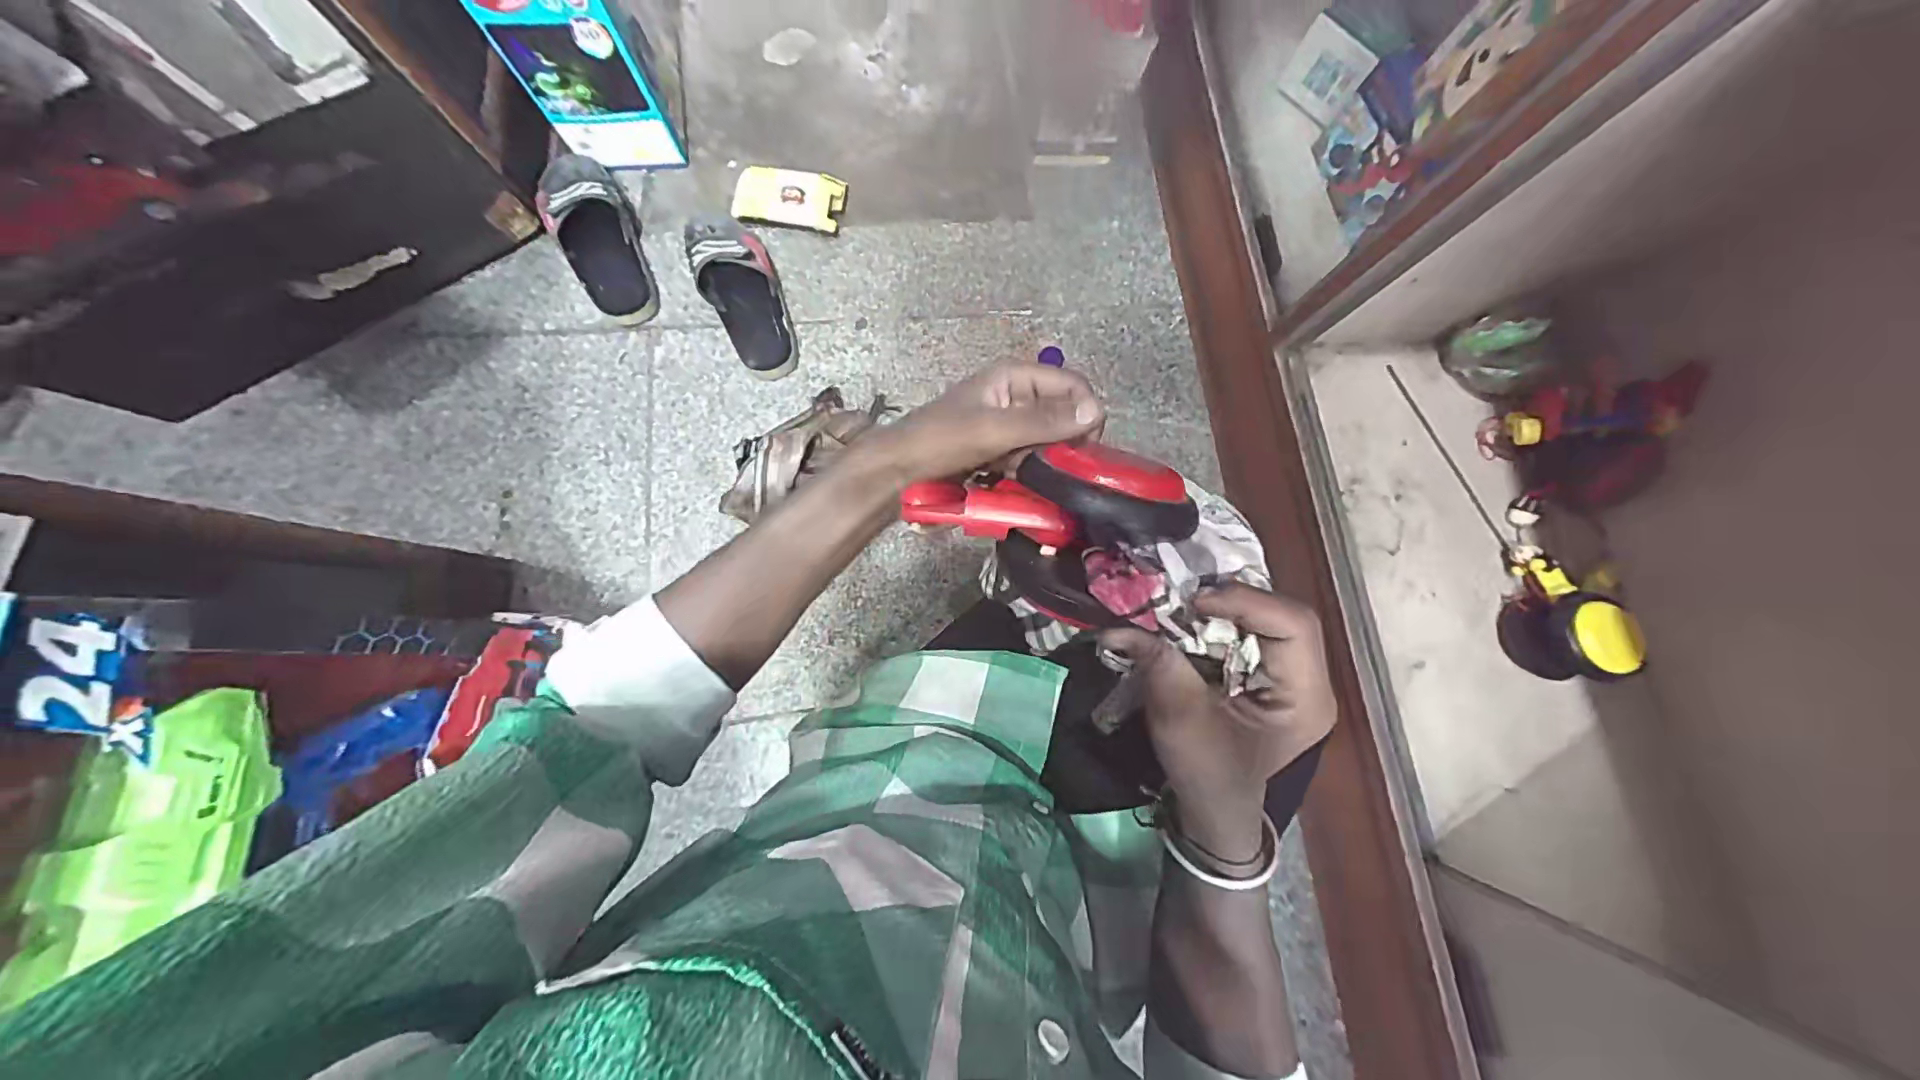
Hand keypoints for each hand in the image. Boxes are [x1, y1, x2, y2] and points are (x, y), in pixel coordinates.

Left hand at [865, 361, 1104, 484]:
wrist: (897, 471)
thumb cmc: (939, 441)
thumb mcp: (992, 429)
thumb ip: (1043, 421)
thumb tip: (1095, 411)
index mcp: (1014, 377)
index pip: (1073, 385)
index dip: (1085, 413)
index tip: (1085, 449)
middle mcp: (1015, 396)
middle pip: (1063, 416)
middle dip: (1059, 443)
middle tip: (1042, 465)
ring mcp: (1007, 425)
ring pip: (1047, 443)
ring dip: (1039, 462)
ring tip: (1012, 472)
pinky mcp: (999, 451)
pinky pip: (1028, 460)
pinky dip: (1024, 472)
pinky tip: (1004, 480)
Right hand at [1100, 584, 1336, 860]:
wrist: (1214, 811)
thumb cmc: (1209, 777)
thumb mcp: (1181, 724)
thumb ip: (1160, 668)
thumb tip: (1123, 628)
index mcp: (1307, 697)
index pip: (1294, 624)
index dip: (1246, 602)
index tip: (1194, 603)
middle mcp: (1308, 678)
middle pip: (1280, 614)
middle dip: (1231, 601)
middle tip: (1184, 600)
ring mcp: (1290, 674)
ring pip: (1263, 616)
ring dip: (1221, 609)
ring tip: (1182, 609)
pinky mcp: (1266, 672)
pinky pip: (1247, 631)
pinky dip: (1215, 622)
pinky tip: (1188, 625)